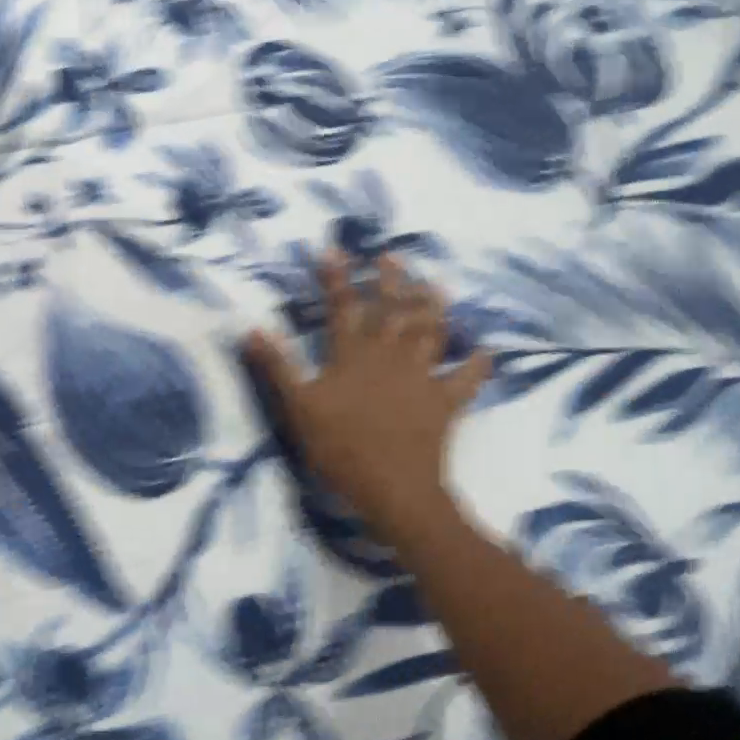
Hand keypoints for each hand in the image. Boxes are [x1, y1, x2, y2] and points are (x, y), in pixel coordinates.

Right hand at [244, 252, 490, 539]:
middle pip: (391, 312)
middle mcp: (387, 358)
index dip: (338, 278)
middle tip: (393, 256)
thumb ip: (278, 367)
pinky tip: (486, 350)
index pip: (342, 307)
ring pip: (429, 334)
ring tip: (437, 285)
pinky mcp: (444, 403)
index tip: (334, 250)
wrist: (394, 489)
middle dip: (391, 281)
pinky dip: (477, 364)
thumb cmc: (340, 447)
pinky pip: (466, 379)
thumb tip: (253, 329)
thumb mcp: (298, 407)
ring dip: (433, 308)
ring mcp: (420, 378)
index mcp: (350, 356)